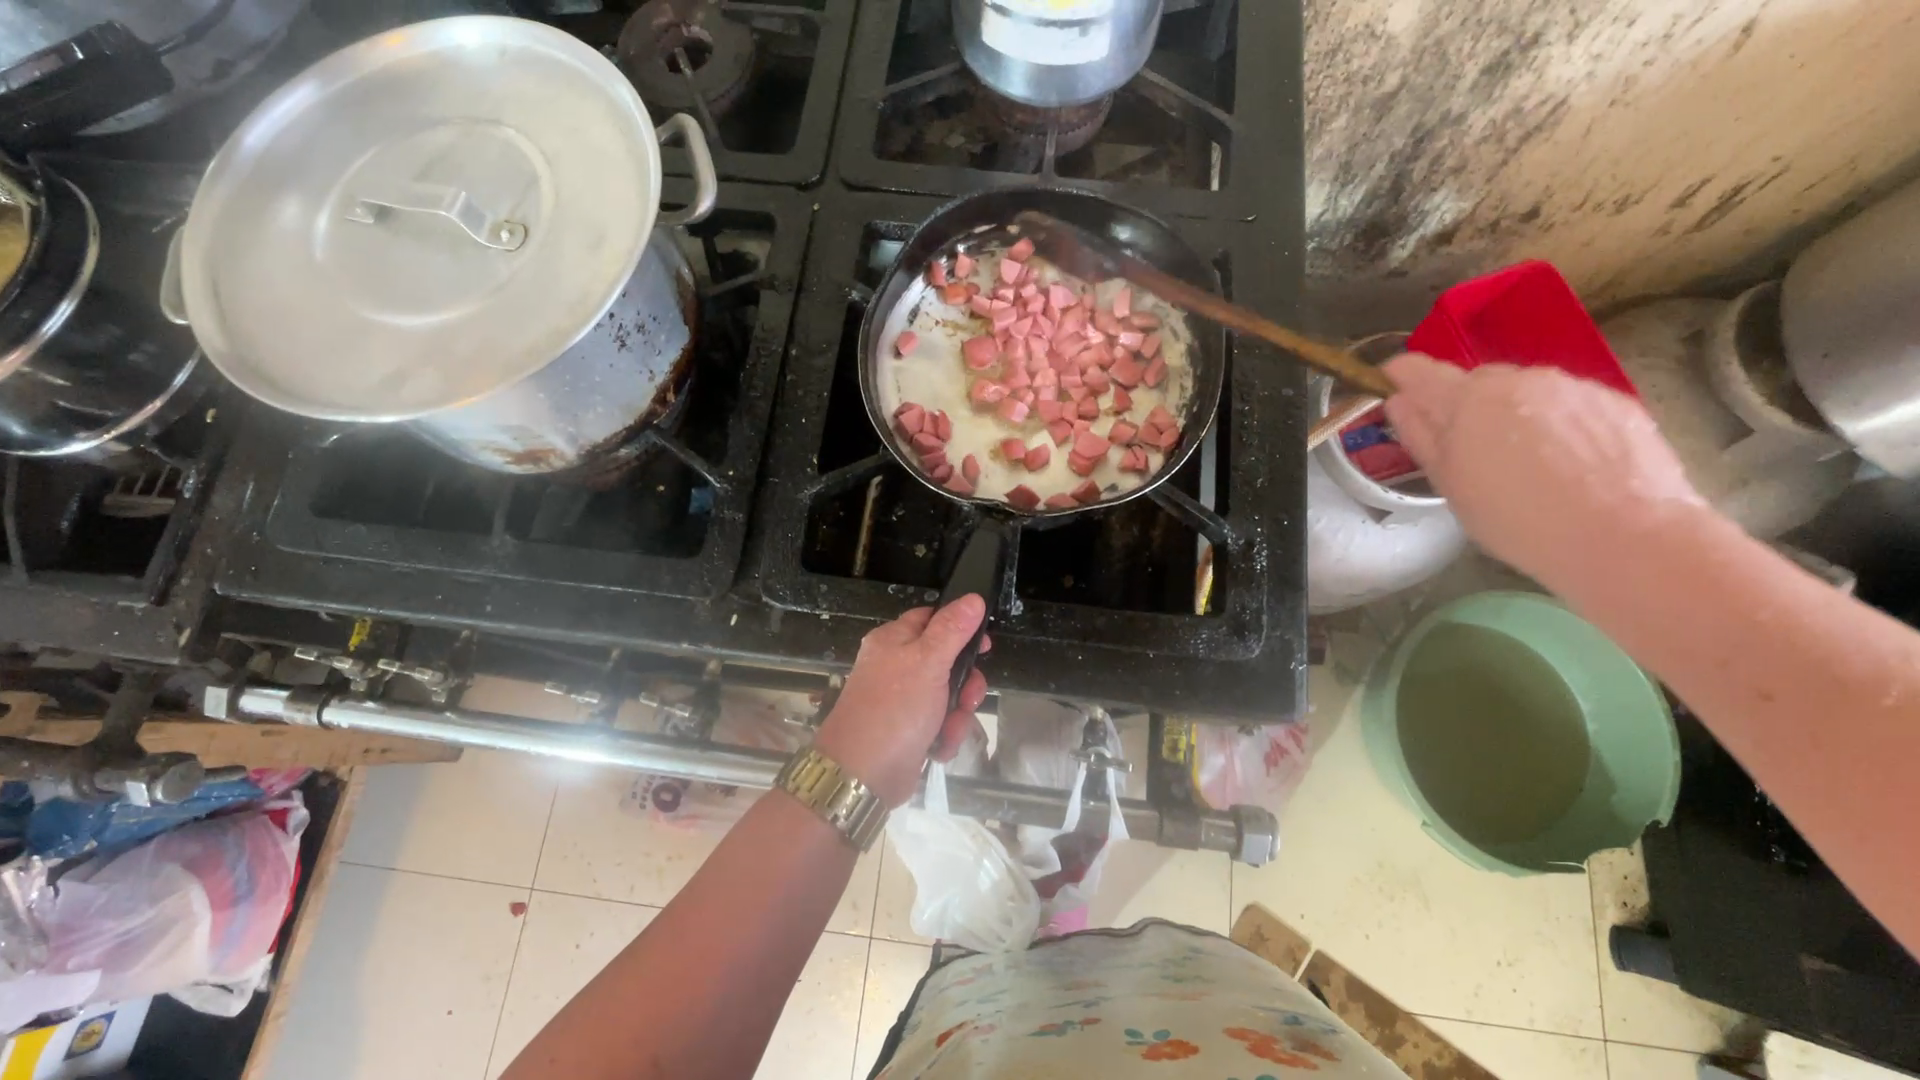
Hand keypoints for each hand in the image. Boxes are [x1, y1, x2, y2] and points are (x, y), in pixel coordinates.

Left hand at [811, 595, 990, 806]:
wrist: (861, 775)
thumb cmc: (894, 710)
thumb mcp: (928, 662)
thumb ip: (952, 630)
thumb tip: (973, 598)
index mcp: (894, 641)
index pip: (932, 619)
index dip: (960, 629)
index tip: (983, 647)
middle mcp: (895, 666)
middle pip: (946, 661)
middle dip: (964, 683)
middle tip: (968, 697)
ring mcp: (901, 700)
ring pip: (947, 696)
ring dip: (956, 715)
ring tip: (948, 730)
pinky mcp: (907, 730)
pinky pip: (938, 724)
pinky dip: (943, 736)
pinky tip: (938, 748)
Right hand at [1381, 353, 1706, 585]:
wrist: (1626, 537)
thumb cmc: (1518, 520)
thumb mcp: (1451, 486)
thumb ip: (1421, 437)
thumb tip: (1400, 403)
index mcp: (1468, 398)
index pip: (1418, 370)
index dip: (1399, 378)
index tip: (1393, 393)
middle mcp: (1518, 378)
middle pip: (1476, 381)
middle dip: (1465, 407)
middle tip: (1471, 454)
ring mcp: (1571, 386)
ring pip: (1525, 392)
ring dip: (1514, 416)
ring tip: (1528, 467)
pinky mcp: (1614, 401)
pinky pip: (1569, 405)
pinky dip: (1559, 427)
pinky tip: (1570, 469)